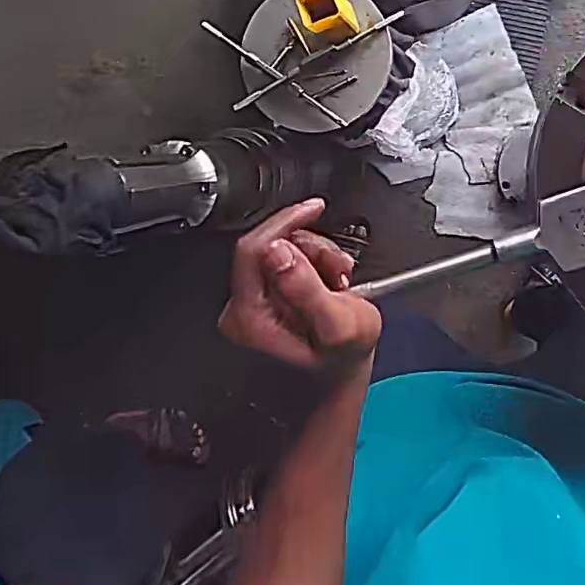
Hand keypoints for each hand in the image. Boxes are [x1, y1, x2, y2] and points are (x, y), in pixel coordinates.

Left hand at [218, 199, 380, 372]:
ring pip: (284, 246)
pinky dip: (315, 260)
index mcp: (251, 316)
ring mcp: (254, 300)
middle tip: (338, 270)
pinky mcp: (266, 292)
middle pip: (272, 244)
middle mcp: (243, 308)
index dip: (285, 222)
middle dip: (313, 248)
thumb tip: (279, 251)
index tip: (313, 210)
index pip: (254, 248)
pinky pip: (287, 256)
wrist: (341, 374)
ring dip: (319, 254)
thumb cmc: (342, 361)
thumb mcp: (340, 326)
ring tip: (338, 281)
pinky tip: (329, 281)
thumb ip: (309, 288)